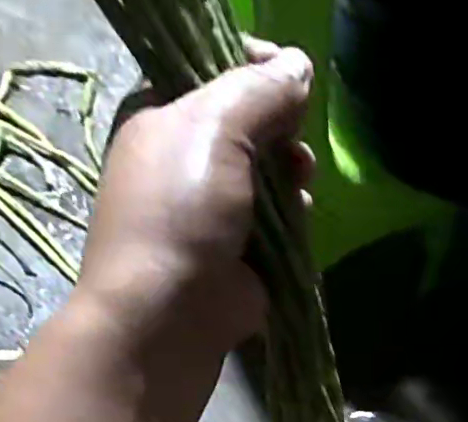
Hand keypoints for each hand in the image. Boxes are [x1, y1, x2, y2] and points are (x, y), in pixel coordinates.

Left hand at [74, 41, 315, 359]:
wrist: (174, 309)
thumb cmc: (182, 210)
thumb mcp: (214, 132)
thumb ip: (257, 93)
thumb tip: (298, 65)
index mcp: (165, 115)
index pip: (214, 71)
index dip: (254, 67)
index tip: (288, 75)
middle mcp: (191, 157)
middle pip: (251, 123)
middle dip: (282, 125)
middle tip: (296, 139)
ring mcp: (220, 206)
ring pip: (271, 172)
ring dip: (292, 171)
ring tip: (302, 179)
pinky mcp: (247, 247)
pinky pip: (282, 217)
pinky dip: (296, 212)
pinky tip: (303, 213)